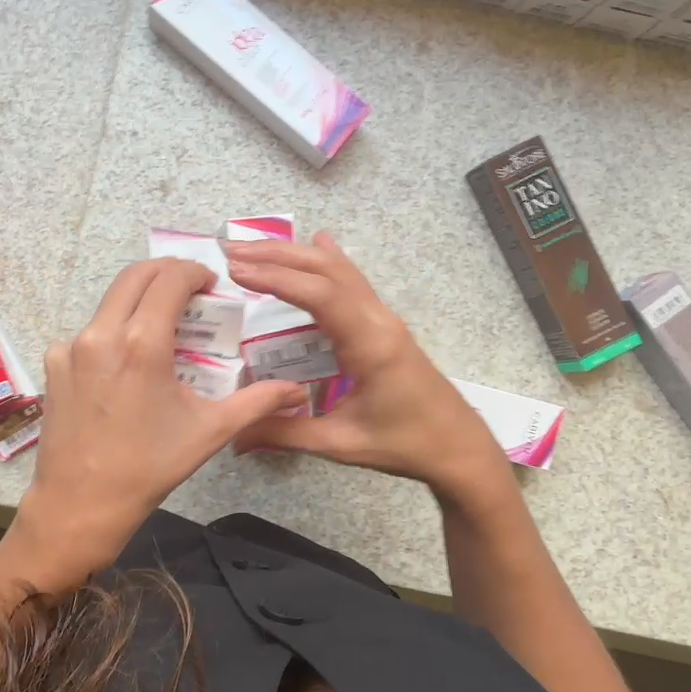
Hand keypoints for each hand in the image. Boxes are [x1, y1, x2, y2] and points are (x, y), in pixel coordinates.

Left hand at [19, 258, 308, 576]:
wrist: (80, 503)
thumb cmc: (149, 466)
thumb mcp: (210, 430)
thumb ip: (258, 401)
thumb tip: (298, 392)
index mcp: (143, 343)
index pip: (170, 279)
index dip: (194, 271)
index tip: (209, 282)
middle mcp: (101, 334)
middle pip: (134, 276)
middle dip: (165, 273)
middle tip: (188, 290)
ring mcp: (71, 348)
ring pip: (109, 304)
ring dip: (138, 303)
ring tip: (160, 330)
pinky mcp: (53, 365)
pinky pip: (86, 334)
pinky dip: (111, 336)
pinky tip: (124, 367)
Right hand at [223, 232, 509, 490]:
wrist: (458, 447)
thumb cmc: (403, 445)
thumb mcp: (340, 443)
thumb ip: (285, 433)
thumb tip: (234, 435)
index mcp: (370, 345)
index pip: (321, 296)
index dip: (277, 279)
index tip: (237, 271)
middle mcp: (379, 321)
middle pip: (328, 271)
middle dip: (278, 255)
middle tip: (232, 251)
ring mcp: (385, 320)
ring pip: (341, 271)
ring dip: (298, 255)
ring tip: (255, 249)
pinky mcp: (384, 326)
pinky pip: (353, 283)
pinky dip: (327, 263)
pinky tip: (318, 244)